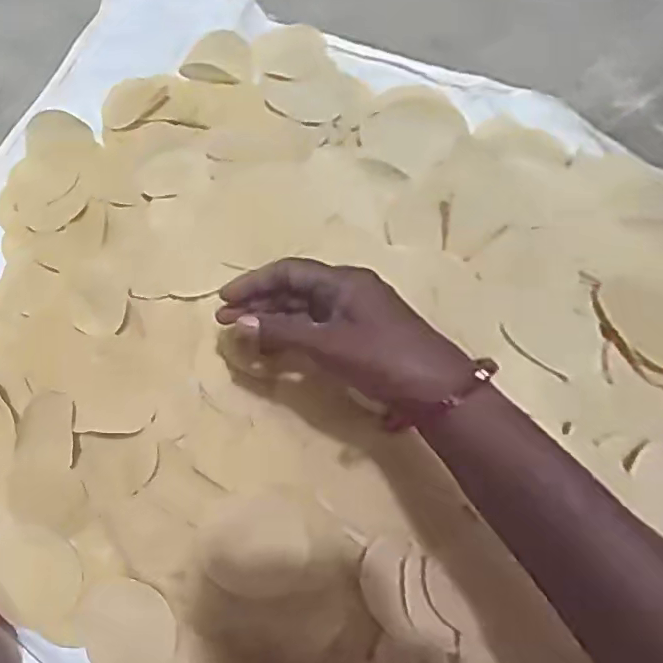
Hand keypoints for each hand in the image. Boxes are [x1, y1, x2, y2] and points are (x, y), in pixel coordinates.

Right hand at [215, 258, 476, 404]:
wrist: (437, 391)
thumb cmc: (382, 358)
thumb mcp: (327, 344)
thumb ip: (281, 331)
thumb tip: (239, 322)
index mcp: (342, 281)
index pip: (288, 271)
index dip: (253, 283)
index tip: (224, 299)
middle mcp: (346, 290)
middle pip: (293, 288)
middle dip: (257, 302)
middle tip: (225, 320)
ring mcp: (352, 313)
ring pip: (301, 309)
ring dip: (270, 320)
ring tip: (242, 334)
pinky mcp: (356, 335)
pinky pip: (313, 327)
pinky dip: (289, 335)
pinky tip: (271, 348)